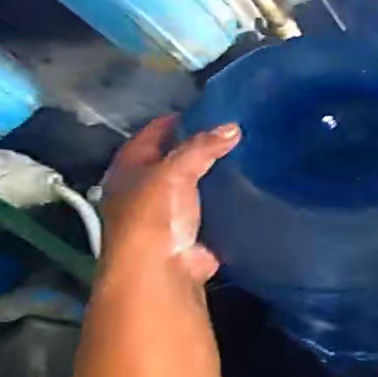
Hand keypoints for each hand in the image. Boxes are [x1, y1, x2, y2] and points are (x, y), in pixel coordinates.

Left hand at [99, 114, 239, 282]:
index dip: (176, 120)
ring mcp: (168, 210)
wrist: (161, 267)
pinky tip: (248, 187)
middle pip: (174, 158)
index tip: (208, 110)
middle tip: (233, 132)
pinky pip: (212, 206)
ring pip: (194, 183)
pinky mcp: (192, 229)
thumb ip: (202, 148)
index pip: (152, 134)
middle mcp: (144, 187)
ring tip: (246, 155)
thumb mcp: (175, 171)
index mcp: (129, 168)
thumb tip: (233, 128)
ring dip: (214, 173)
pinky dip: (227, 197)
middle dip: (198, 146)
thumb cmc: (154, 213)